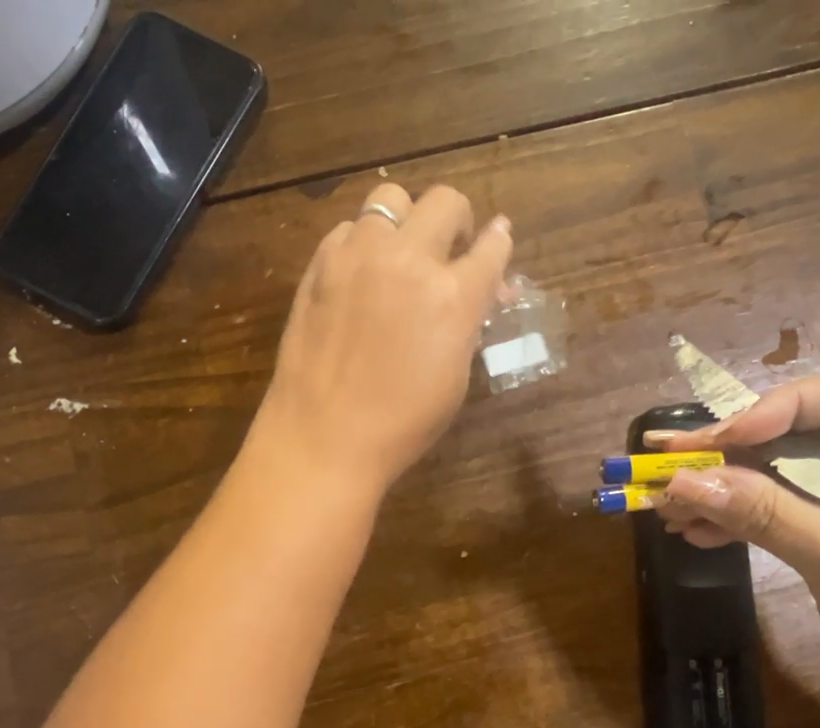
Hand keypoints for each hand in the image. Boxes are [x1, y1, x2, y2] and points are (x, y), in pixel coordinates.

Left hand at [251, 183, 512, 490]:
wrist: (324, 436)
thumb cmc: (402, 424)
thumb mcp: (455, 377)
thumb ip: (468, 322)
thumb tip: (478, 294)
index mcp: (453, 297)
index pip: (492, 246)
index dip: (498, 243)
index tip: (496, 243)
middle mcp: (409, 260)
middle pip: (445, 201)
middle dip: (457, 220)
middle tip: (450, 248)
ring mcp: (359, 256)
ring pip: (390, 198)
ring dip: (406, 219)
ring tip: (401, 251)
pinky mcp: (321, 263)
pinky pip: (349, 228)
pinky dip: (363, 241)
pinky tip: (362, 273)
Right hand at [655, 373, 819, 708]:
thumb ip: (768, 514)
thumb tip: (682, 482)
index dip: (775, 408)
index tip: (717, 441)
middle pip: (802, 431)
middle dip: (733, 449)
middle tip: (666, 461)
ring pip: (783, 470)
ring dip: (725, 486)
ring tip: (669, 506)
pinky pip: (783, 505)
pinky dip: (740, 517)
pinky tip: (697, 531)